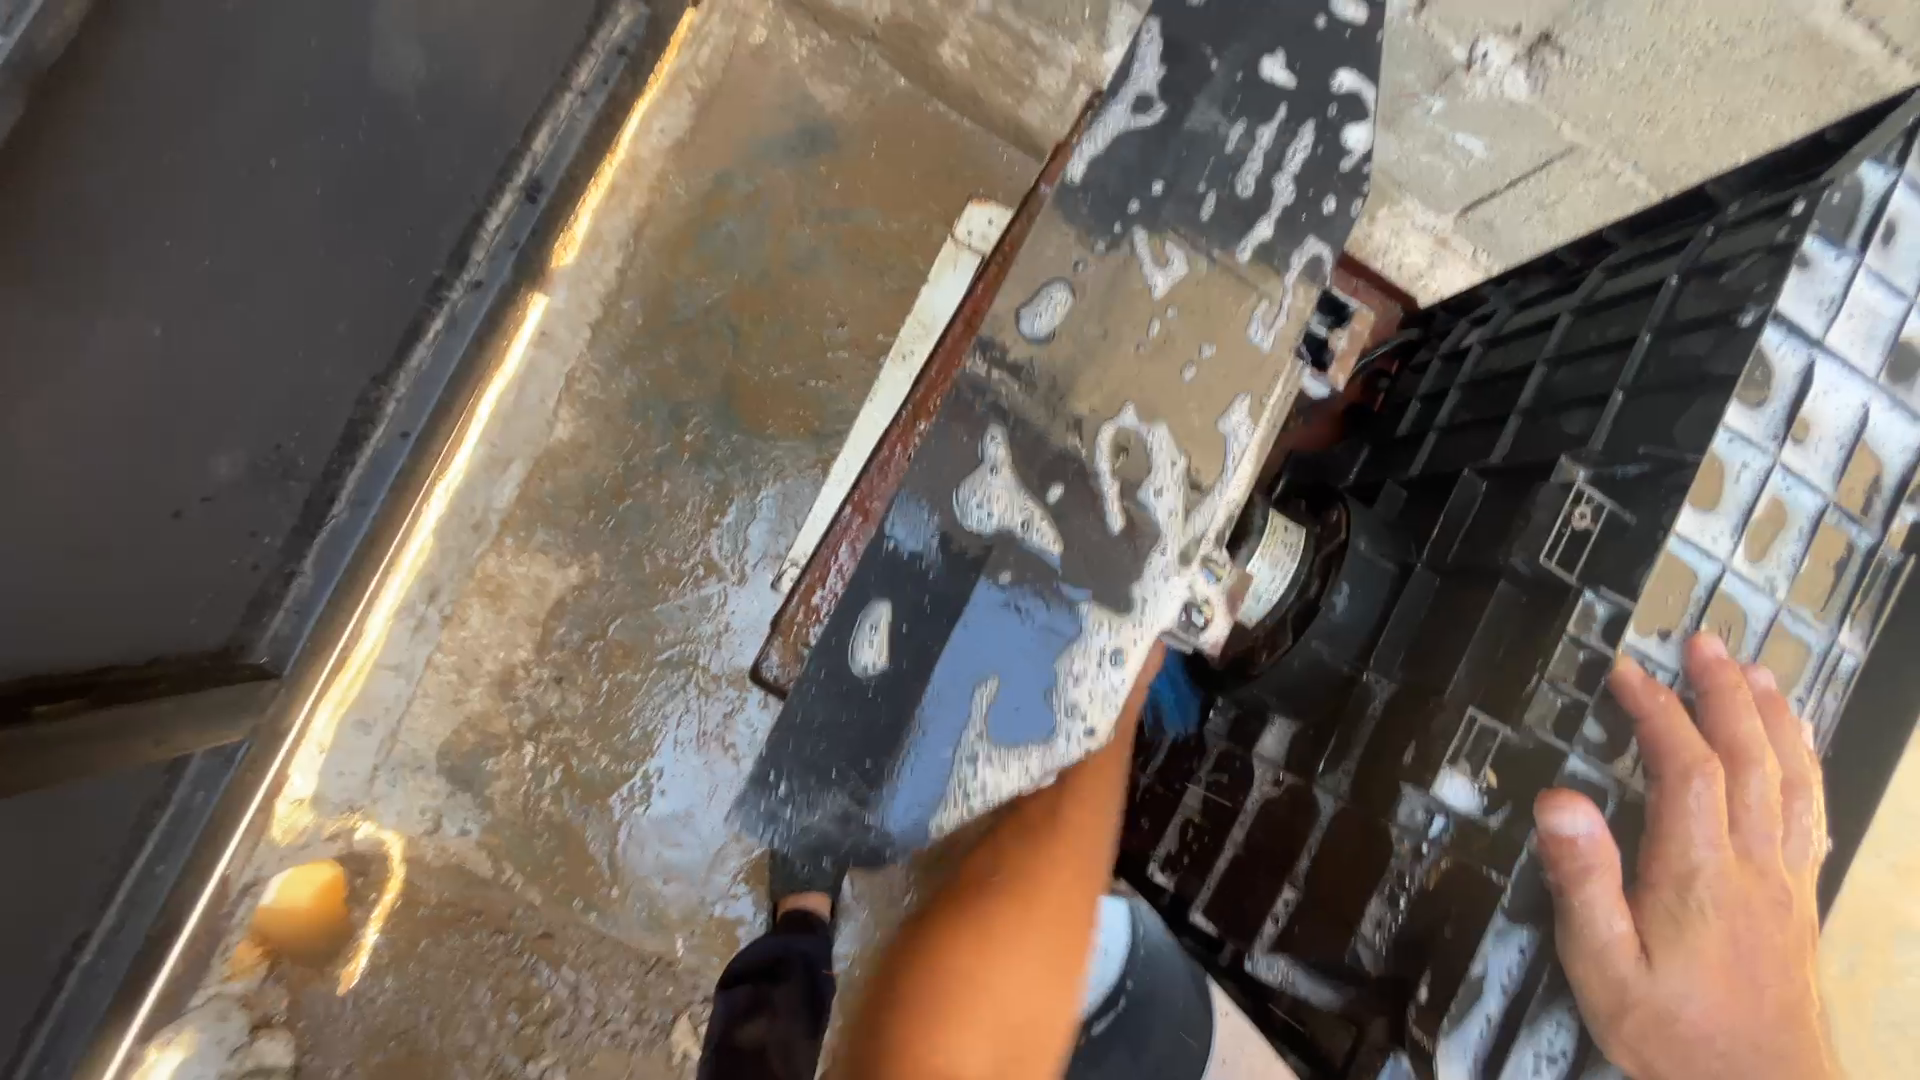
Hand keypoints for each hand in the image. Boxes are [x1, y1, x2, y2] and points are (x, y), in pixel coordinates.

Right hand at [1532, 633, 1839, 1079]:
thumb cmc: (1667, 1026)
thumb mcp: (1601, 957)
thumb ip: (1581, 877)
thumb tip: (1558, 797)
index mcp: (1700, 871)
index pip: (1686, 769)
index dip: (1658, 712)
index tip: (1626, 671)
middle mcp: (1754, 865)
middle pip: (1752, 762)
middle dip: (1726, 695)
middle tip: (1704, 644)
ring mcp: (1785, 882)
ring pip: (1792, 784)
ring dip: (1775, 721)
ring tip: (1758, 674)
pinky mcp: (1797, 901)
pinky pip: (1808, 816)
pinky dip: (1802, 768)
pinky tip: (1792, 752)